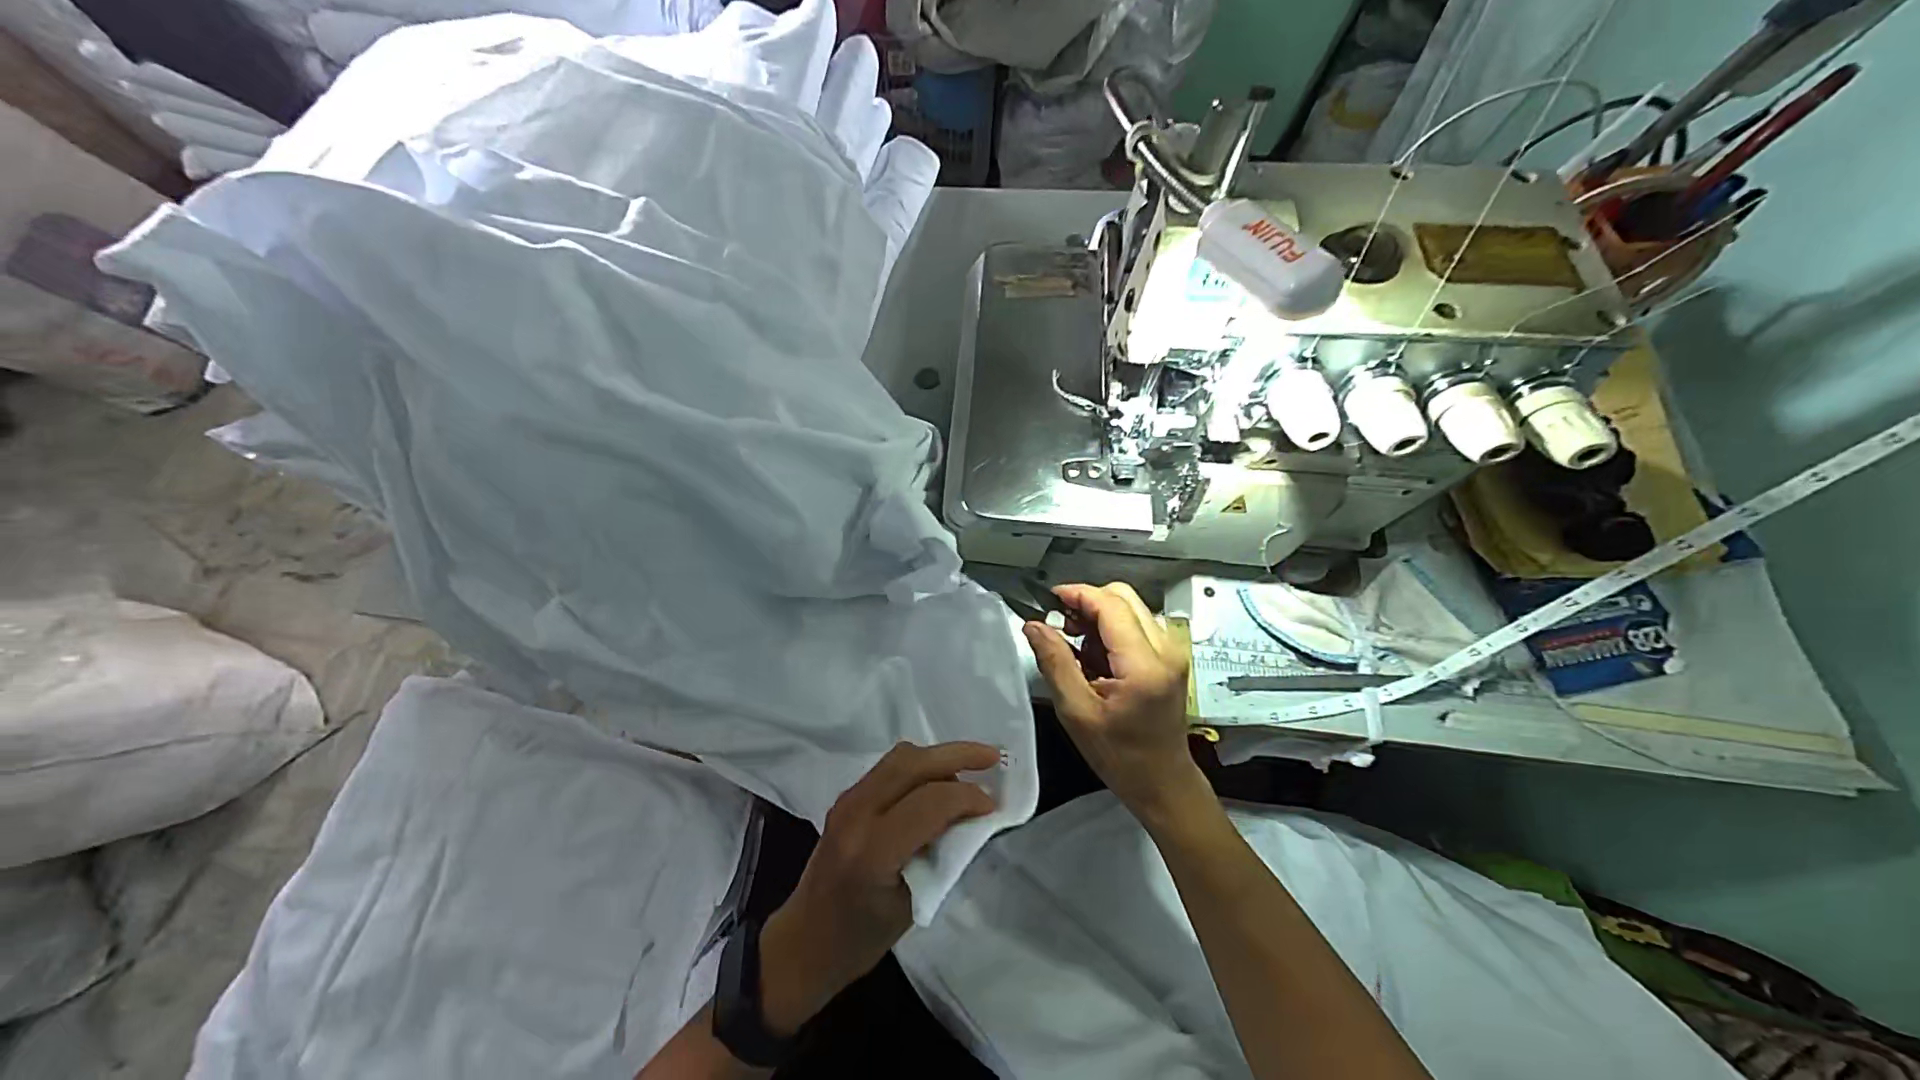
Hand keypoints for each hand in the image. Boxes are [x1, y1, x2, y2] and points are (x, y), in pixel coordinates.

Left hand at [757, 741, 998, 1035]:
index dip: (968, 797)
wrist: (804, 942)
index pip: (930, 802)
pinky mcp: (846, 798)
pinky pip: (889, 768)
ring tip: (971, 768)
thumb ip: (941, 855)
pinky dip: (920, 766)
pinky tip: (940, 781)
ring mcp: (847, 801)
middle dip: (958, 754)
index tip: (994, 806)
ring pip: (900, 757)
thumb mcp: (913, 905)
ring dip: (938, 756)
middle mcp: (856, 814)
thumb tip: (973, 819)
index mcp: (872, 850)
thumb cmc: (860, 938)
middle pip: (912, 763)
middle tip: (993, 758)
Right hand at [1023, 583, 1208, 827]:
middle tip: (1060, 625)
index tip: (1049, 600)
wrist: (1164, 782)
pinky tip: (1094, 656)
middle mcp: (1166, 649)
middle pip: (1124, 597)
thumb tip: (1034, 626)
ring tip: (1074, 644)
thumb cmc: (1120, 756)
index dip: (1078, 594)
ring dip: (1099, 616)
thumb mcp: (1077, 713)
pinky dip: (1111, 629)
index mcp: (1144, 664)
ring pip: (1131, 608)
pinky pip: (1137, 624)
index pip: (1111, 605)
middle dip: (1087, 602)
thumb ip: (1055, 663)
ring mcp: (1172, 652)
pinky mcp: (1170, 658)